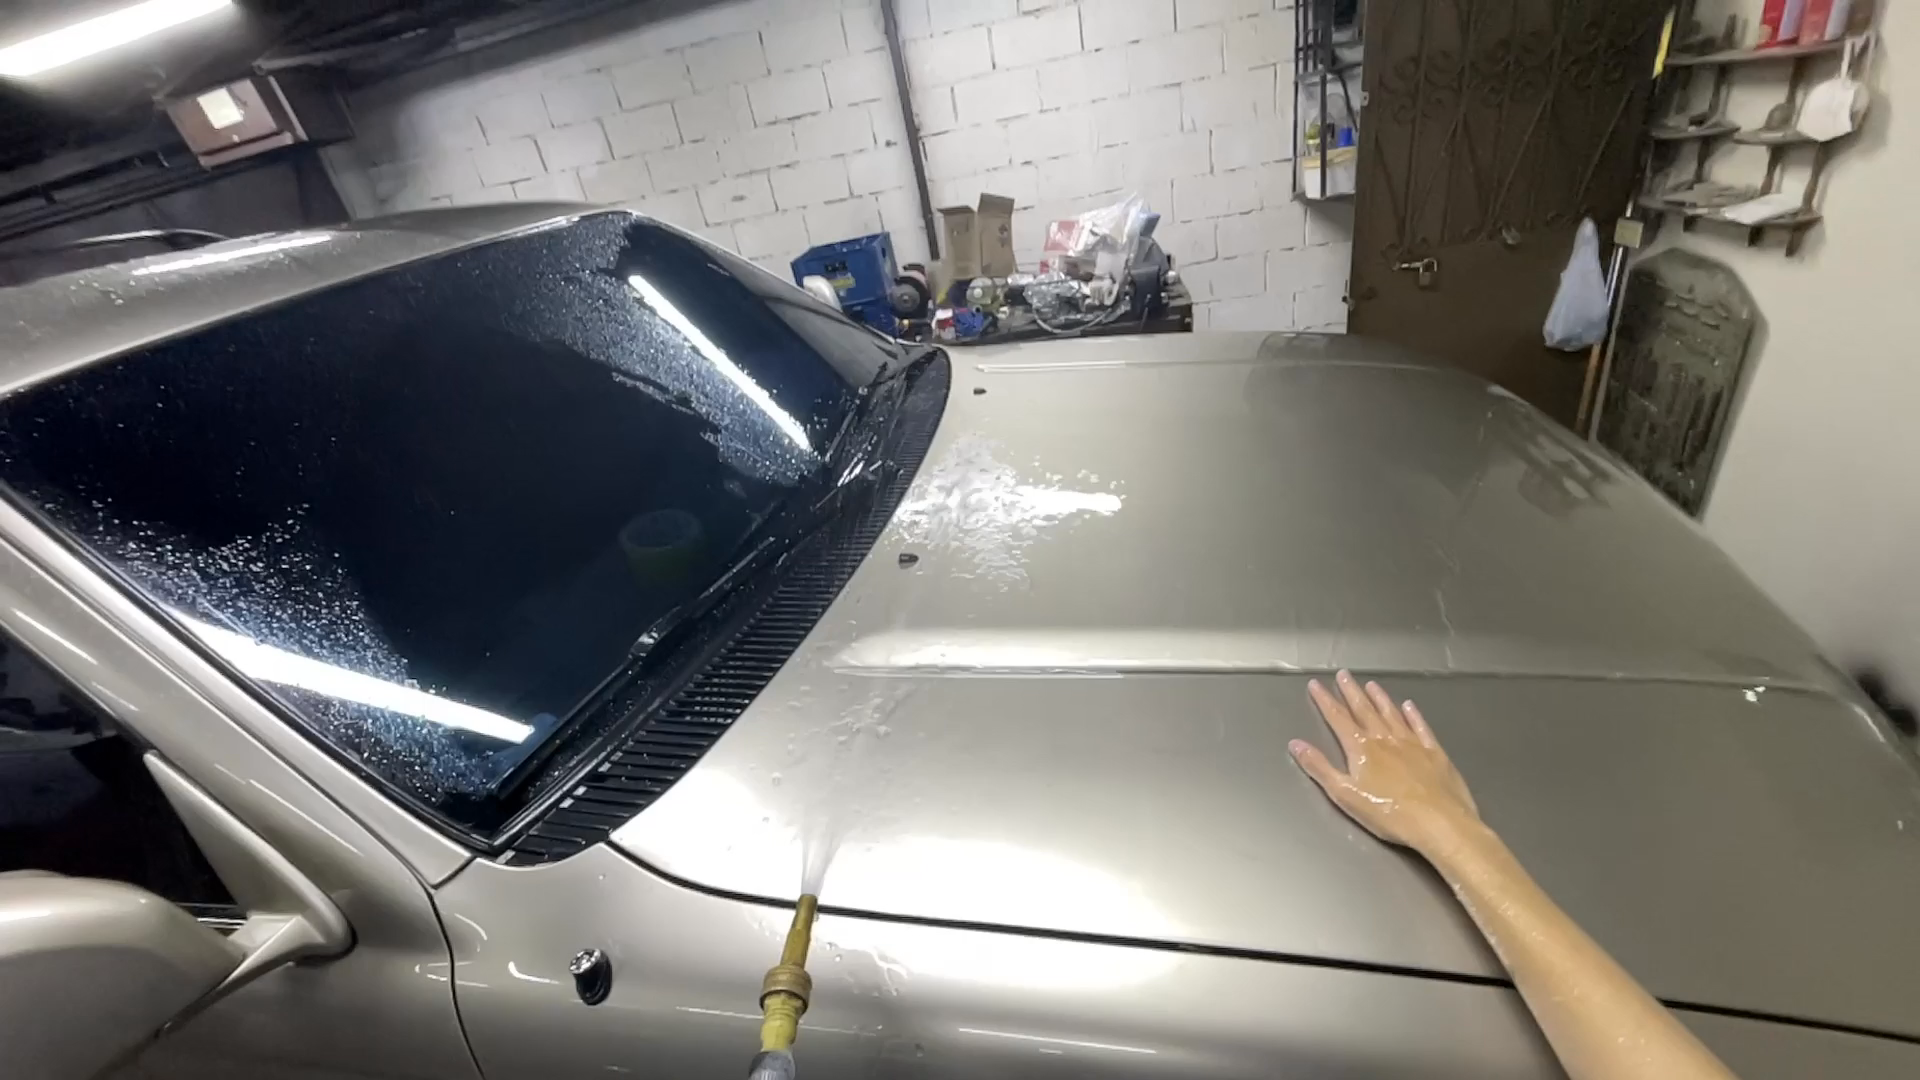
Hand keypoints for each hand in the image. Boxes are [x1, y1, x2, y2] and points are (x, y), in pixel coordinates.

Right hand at [1290, 670, 1482, 856]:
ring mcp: (1412, 745)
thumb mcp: (1344, 794)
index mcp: (1360, 748)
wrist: (1441, 825)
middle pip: (1364, 710)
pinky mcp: (1435, 754)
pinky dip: (1414, 715)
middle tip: (1343, 674)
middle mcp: (1384, 739)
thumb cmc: (1388, 813)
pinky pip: (1422, 728)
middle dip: (1351, 692)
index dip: (1324, 700)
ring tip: (1371, 684)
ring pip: (1392, 714)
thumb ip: (1319, 767)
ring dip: (1380, 698)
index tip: (1315, 684)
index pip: (1337, 718)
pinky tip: (1410, 706)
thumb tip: (1295, 743)